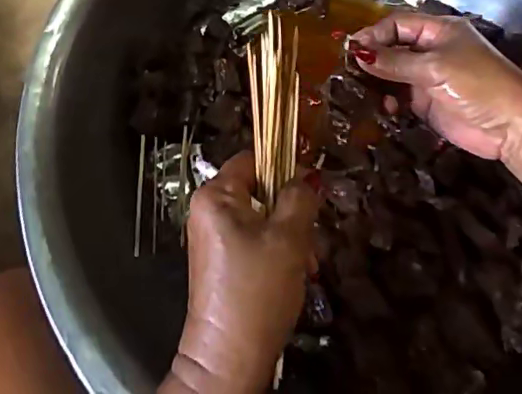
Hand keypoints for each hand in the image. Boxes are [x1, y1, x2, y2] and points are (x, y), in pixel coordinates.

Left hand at [164, 152, 319, 393]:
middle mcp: (209, 211)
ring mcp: (215, 238)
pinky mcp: (225, 262)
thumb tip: (308, 173)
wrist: (229, 364)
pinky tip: (299, 271)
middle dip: (292, 208)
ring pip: (264, 216)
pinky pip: (257, 239)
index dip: (285, 164)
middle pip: (261, 188)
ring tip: (309, 260)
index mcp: (215, 196)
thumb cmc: (256, 291)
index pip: (254, 157)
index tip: (312, 184)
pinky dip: (280, 250)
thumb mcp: (288, 237)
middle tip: (312, 231)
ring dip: (292, 233)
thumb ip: (300, 196)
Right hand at [348, 12, 521, 161]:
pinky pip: (401, 97)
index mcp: (439, 30)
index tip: (352, 48)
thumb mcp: (435, 68)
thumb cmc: (477, 84)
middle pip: (394, 47)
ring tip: (361, 90)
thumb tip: (360, 54)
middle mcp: (432, 49)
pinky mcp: (429, 103)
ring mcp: (430, 77)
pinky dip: (389, 101)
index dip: (375, 33)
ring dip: (379, 81)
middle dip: (373, 57)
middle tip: (348, 70)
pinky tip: (383, 108)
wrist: (512, 126)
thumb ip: (396, 61)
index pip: (398, 23)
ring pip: (394, 73)